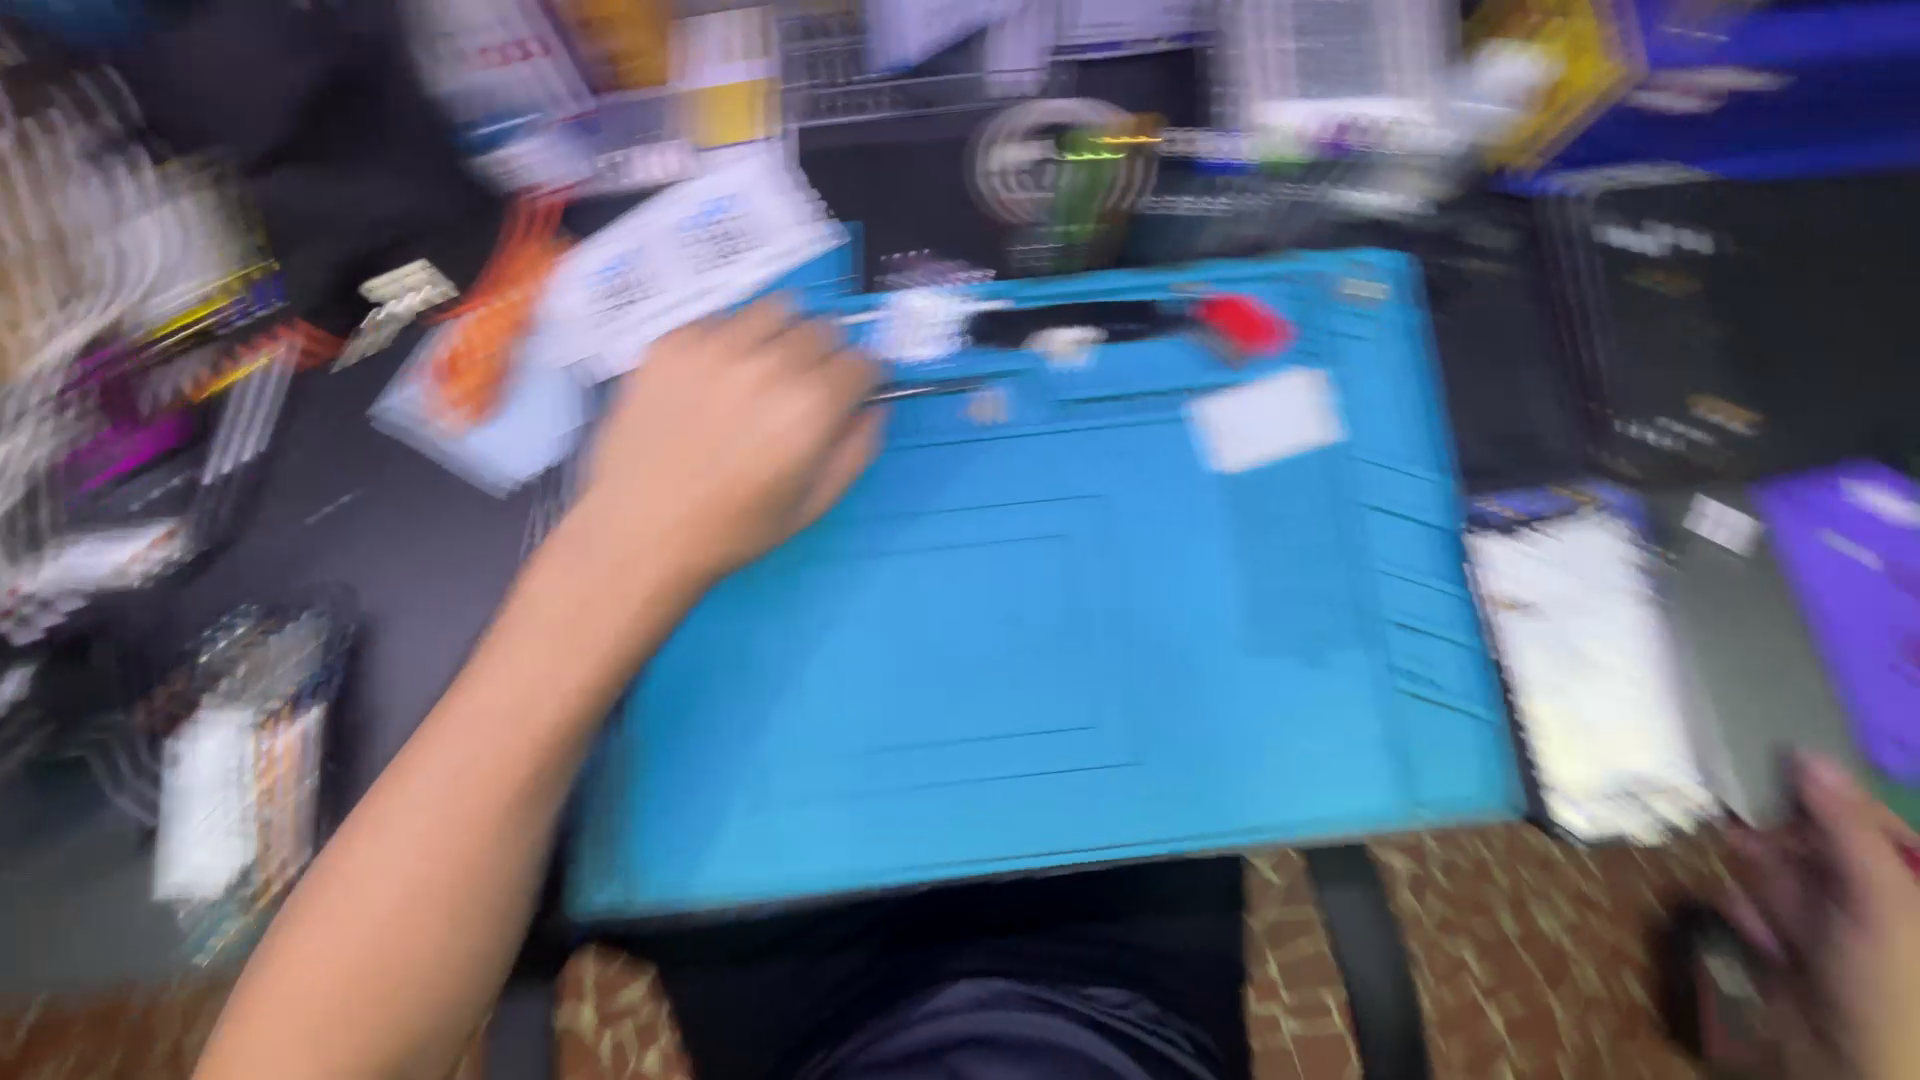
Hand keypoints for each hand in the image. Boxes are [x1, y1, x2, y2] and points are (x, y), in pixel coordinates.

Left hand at [571, 296, 881, 589]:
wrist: (640, 530)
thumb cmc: (736, 528)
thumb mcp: (815, 503)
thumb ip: (857, 449)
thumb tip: (875, 407)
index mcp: (812, 406)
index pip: (863, 359)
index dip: (865, 377)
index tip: (854, 390)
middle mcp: (768, 363)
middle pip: (825, 327)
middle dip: (830, 353)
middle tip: (810, 384)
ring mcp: (715, 346)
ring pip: (776, 309)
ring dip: (785, 334)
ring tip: (767, 370)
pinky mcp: (672, 342)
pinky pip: (722, 317)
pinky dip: (733, 338)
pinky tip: (718, 377)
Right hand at [1722, 754, 1919, 1079]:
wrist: (1854, 1074)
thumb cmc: (1897, 990)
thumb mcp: (1883, 903)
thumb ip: (1846, 829)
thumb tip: (1804, 753)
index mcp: (1918, 883)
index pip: (1868, 819)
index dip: (1821, 800)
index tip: (1770, 776)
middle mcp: (1881, 901)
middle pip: (1812, 844)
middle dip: (1782, 851)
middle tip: (1758, 853)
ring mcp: (1836, 926)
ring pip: (1777, 874)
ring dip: (1763, 890)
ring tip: (1777, 926)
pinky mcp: (1794, 945)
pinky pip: (1758, 910)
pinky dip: (1753, 922)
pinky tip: (1766, 946)